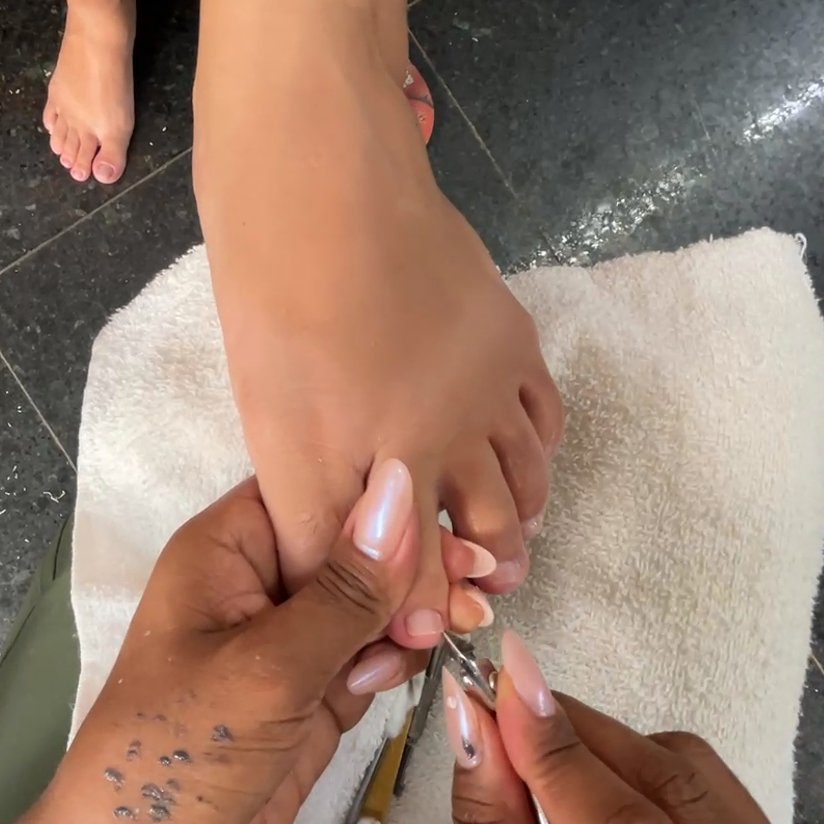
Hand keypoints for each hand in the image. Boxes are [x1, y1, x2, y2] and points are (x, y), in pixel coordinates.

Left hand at [23, 463, 430, 823]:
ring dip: (409, 614)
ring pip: (369, 602)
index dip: (384, 502)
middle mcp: (260, 582)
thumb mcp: (267, 666)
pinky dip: (393, 658)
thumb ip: (345, 588)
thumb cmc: (177, 751)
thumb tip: (402, 487)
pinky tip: (399, 671)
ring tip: (449, 628)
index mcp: (228, 548)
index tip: (452, 527)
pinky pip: (370, 652)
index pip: (314, 490)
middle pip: (351, 548)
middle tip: (476, 586)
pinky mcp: (312, 689)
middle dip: (409, 566)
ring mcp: (289, 638)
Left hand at [195, 20, 562, 648]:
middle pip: (494, 526)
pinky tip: (526, 460)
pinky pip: (547, 413)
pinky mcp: (509, 330)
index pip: (427, 570)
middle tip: (476, 593)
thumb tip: (347, 599)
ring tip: (502, 543)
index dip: (428, 613)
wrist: (320, 182)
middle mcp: (466, 433)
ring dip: (516, 518)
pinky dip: (540, 453)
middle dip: (482, 570)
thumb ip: (317, 525)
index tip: (424, 641)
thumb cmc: (278, 315)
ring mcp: (496, 378)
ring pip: (527, 475)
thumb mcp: (276, 435)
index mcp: (400, 468)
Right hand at [445, 632, 823, 823]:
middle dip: (579, 733)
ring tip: (549, 772)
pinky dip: (654, 783)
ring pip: (711, 785)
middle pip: (682, 791)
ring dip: (612, 753)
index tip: (503, 680)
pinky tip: (604, 812)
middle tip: (506, 708)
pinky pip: (733, 808)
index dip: (561, 751)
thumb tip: (474, 724)